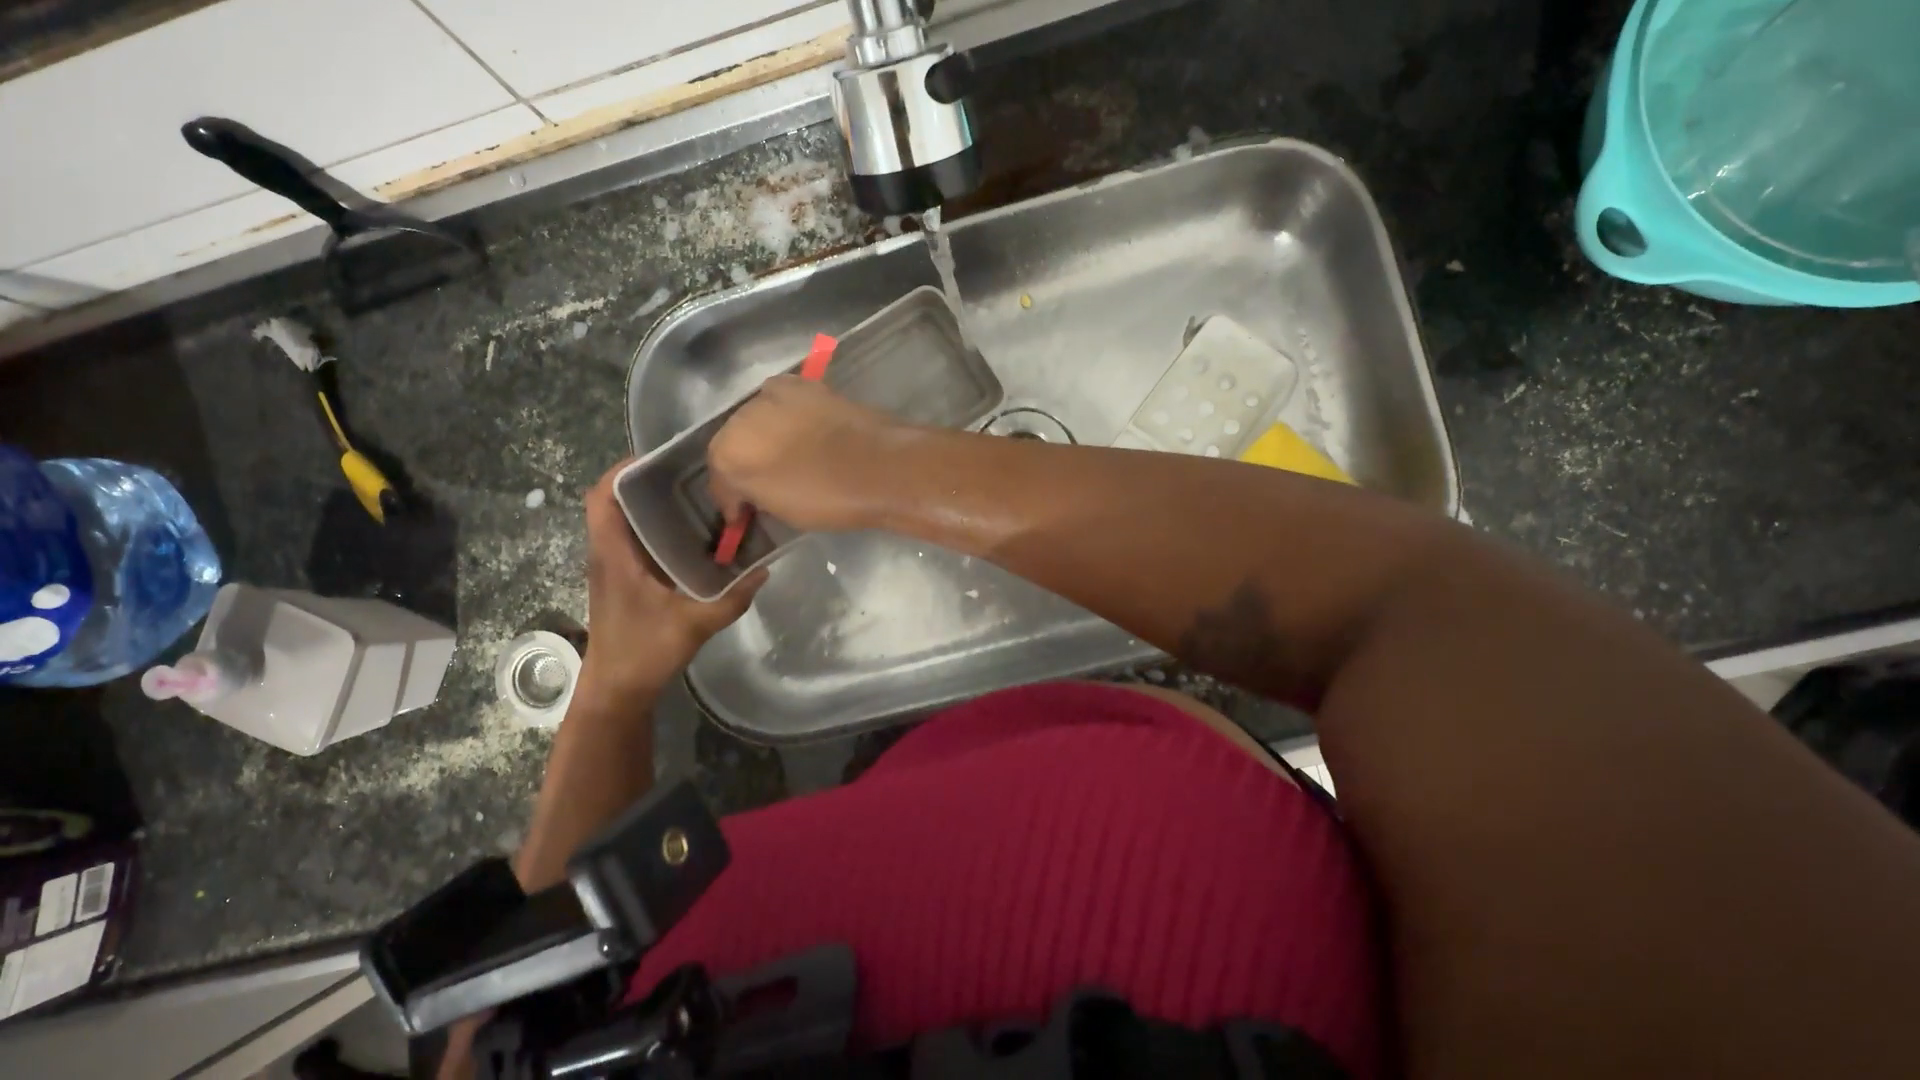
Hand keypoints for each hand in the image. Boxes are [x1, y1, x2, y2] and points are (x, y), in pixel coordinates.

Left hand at [576, 463, 764, 700]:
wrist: (617, 691)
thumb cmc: (643, 652)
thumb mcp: (694, 625)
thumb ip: (730, 598)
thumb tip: (763, 569)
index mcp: (613, 554)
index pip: (602, 495)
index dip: (625, 469)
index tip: (664, 457)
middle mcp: (607, 553)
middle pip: (614, 500)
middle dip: (648, 480)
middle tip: (692, 472)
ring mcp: (613, 567)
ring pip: (624, 519)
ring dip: (652, 503)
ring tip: (697, 495)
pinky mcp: (624, 580)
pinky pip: (635, 539)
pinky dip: (657, 527)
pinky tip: (694, 535)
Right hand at [707, 375, 915, 531]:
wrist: (884, 466)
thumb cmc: (828, 496)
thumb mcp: (781, 510)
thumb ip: (753, 494)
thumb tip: (748, 492)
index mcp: (730, 446)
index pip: (718, 473)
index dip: (729, 496)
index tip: (741, 515)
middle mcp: (745, 411)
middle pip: (733, 439)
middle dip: (743, 462)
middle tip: (759, 486)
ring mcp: (779, 393)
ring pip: (758, 419)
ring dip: (765, 438)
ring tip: (782, 461)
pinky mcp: (809, 386)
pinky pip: (786, 406)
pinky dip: (786, 421)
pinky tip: (800, 437)